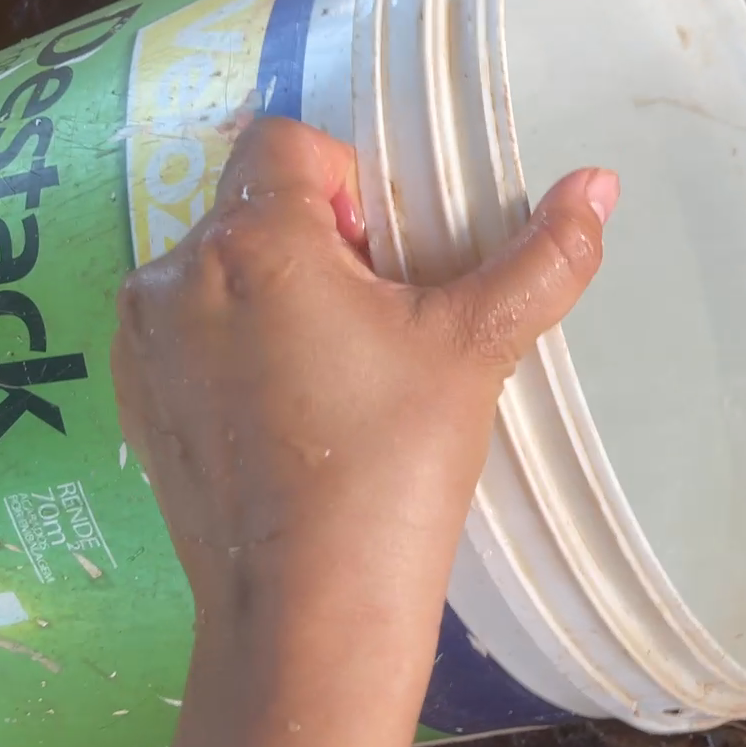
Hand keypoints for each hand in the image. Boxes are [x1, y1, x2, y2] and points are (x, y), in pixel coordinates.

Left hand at [111, 117, 616, 746]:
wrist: (311, 602)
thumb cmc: (396, 450)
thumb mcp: (484, 339)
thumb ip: (547, 254)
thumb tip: (601, 179)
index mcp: (253, 246)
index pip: (289, 143)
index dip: (358, 176)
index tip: (406, 244)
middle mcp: (173, 279)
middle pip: (265, 205)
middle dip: (340, 235)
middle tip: (406, 304)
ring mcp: (145, 345)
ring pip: (237, 265)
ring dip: (301, 283)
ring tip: (366, 354)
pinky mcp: (143, 402)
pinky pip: (208, 324)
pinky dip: (261, 334)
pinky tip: (315, 399)